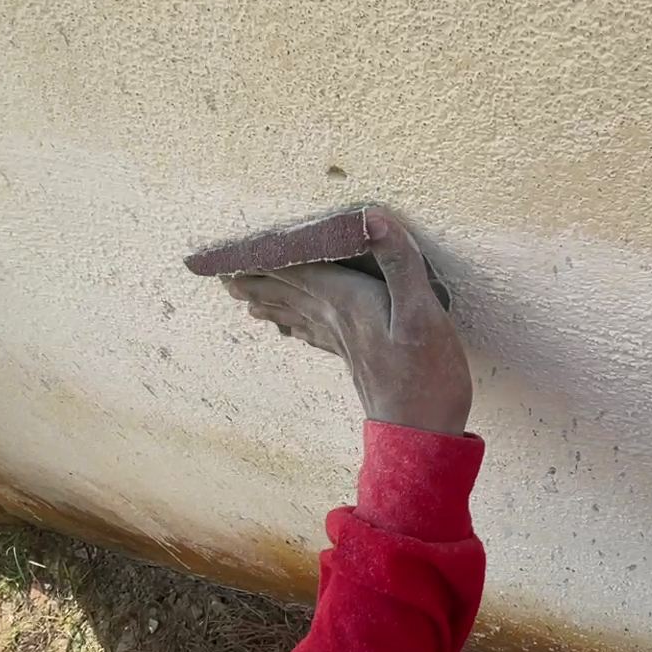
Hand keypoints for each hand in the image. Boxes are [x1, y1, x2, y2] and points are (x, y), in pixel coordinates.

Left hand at [225, 208, 471, 436]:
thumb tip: (373, 217)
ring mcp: (346, 344)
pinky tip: (293, 331)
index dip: (266, 258)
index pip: (298, 272)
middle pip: (290, 294)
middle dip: (258, 281)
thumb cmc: (427, 376)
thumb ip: (399, 263)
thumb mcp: (422, 312)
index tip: (231, 251)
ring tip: (244, 299)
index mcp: (349, 304)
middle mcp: (339, 322)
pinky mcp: (358, 362)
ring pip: (298, 315)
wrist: (423, 435)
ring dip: (271, 303)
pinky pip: (317, 336)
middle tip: (223, 274)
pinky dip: (298, 327)